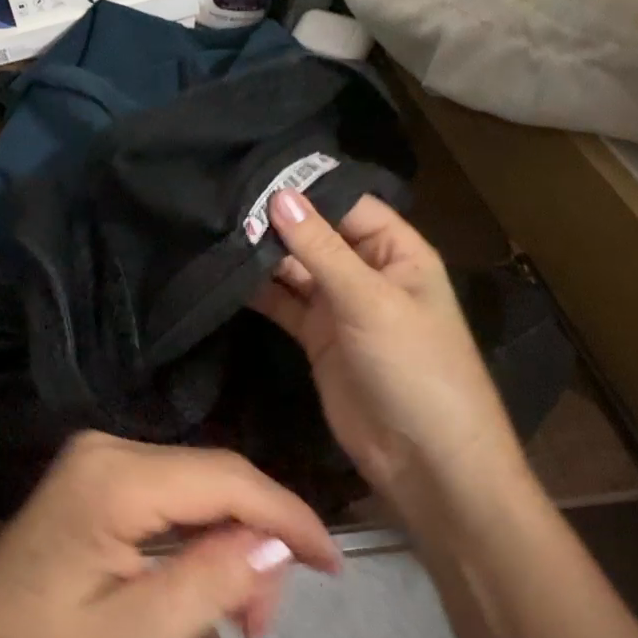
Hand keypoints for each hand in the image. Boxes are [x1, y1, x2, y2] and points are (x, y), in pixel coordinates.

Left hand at [0, 432, 340, 637]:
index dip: (288, 516)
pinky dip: (195, 539)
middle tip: (267, 621)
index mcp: (113, 475)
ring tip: (244, 616)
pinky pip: (163, 498)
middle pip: (210, 477)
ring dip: (228, 542)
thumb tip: (278, 543)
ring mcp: (91, 464)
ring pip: (192, 488)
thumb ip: (211, 581)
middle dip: (256, 538)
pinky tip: (206, 583)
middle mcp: (104, 449)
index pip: (226, 476)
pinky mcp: (86, 486)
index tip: (335, 566)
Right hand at [249, 191, 526, 511]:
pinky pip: (282, 301)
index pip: (345, 202)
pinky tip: (221, 274)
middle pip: (315, 233)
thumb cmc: (416, 369)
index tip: (249, 174)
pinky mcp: (315, 336)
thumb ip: (321, 248)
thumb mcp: (370, 301)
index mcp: (397, 252)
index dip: (303, 189)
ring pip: (293, 266)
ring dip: (259, 254)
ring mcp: (339, 305)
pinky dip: (256, 290)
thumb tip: (278, 194)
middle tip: (217, 202)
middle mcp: (367, 271)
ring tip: (211, 231)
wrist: (425, 463)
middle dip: (273, 221)